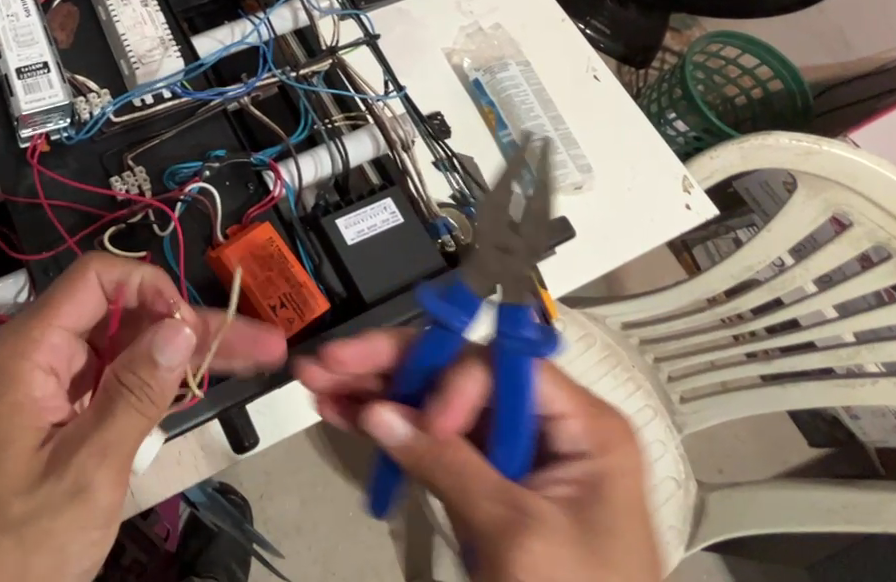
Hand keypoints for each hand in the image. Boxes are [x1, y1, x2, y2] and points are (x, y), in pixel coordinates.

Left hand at [0, 254, 286, 581]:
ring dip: (184, 353)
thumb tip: (180, 327)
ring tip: (252, 354)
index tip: (191, 324)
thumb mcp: (87, 469)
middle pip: (122, 315)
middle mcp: (43, 355)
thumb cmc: (22, 540)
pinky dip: (158, 384)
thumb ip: (135, 394)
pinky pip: (116, 382)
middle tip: (256, 340)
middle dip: (187, 324)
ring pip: (126, 348)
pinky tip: (206, 380)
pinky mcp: (66, 414)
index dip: (149, 287)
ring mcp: (55, 386)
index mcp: (32, 350)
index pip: (96, 280)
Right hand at [294, 331, 660, 581]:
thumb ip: (448, 465)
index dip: (453, 377)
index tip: (428, 424)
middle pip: (455, 370)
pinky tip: (337, 410)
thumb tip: (375, 412)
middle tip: (326, 361)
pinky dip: (382, 425)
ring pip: (430, 398)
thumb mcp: (518, 535)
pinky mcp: (480, 478)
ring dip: (373, 389)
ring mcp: (508, 451)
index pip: (503, 365)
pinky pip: (425, 437)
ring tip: (315, 380)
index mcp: (580, 425)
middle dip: (389, 365)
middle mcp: (542, 423)